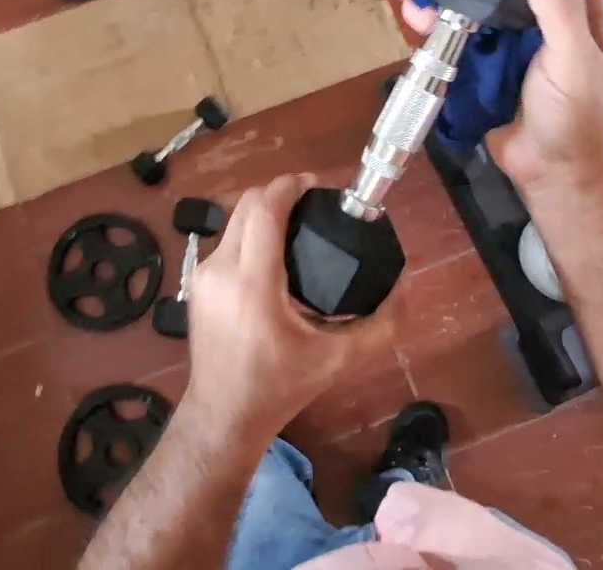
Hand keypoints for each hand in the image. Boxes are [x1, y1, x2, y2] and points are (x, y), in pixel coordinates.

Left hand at [180, 173, 395, 439]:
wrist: (222, 416)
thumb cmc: (279, 387)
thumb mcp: (336, 360)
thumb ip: (378, 324)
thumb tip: (405, 286)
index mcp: (254, 283)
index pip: (265, 209)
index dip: (290, 186)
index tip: (317, 186)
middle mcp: (223, 269)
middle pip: (247, 204)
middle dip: (279, 193)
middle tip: (312, 203)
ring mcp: (204, 275)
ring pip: (234, 220)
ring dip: (263, 212)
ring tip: (296, 225)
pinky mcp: (197, 283)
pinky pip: (227, 241)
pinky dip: (250, 232)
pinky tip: (273, 252)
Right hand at [391, 0, 602, 194]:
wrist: (551, 175)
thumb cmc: (575, 119)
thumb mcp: (571, 59)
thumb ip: (559, 7)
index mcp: (577, 3)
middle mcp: (541, 12)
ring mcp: (508, 35)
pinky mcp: (481, 59)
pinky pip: (453, 29)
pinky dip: (431, 19)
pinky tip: (413, 16)